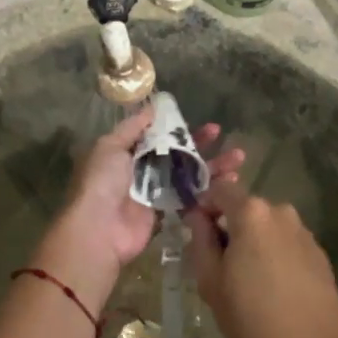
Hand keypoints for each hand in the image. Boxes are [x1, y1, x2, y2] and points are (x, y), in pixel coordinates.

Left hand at [42, 109, 245, 283]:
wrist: (99, 230)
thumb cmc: (102, 181)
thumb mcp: (111, 145)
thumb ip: (132, 127)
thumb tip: (152, 107)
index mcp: (126, 150)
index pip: (156, 133)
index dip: (177, 126)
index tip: (193, 116)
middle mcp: (142, 168)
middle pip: (176, 151)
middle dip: (199, 143)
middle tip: (220, 132)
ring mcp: (155, 190)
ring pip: (187, 172)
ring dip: (211, 165)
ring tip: (238, 158)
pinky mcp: (166, 212)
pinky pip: (189, 196)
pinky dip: (209, 188)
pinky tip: (231, 181)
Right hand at [186, 193, 337, 337]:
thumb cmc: (253, 318)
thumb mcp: (210, 282)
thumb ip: (200, 240)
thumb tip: (198, 217)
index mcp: (251, 213)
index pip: (220, 189)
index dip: (205, 207)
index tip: (200, 235)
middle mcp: (280, 212)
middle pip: (246, 208)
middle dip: (231, 228)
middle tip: (223, 266)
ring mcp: (304, 232)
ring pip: (267, 228)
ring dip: (255, 243)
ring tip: (251, 282)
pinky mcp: (320, 254)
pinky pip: (287, 244)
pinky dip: (276, 256)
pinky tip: (276, 290)